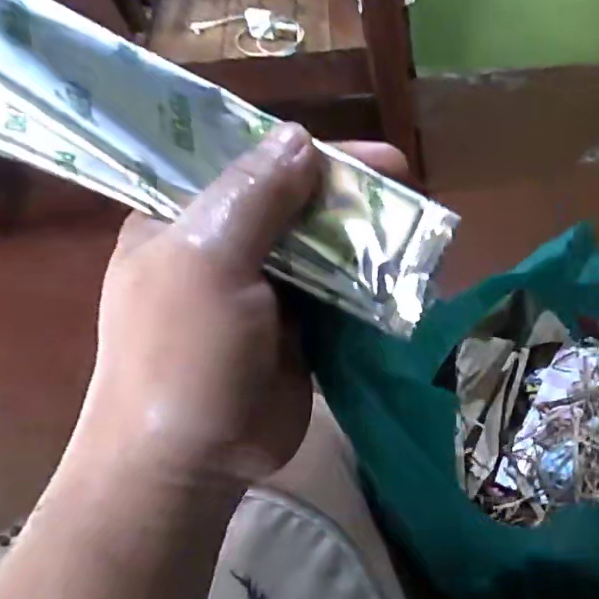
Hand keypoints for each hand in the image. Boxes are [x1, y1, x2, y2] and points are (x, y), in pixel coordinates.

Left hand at [80, 124, 408, 485]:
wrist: (194, 460)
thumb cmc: (186, 354)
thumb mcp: (209, 261)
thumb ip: (255, 198)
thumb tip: (302, 138)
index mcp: (184, 221)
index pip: (248, 165)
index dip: (307, 151)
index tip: (367, 153)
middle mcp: (225, 251)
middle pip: (293, 205)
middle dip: (347, 194)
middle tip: (405, 182)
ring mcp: (265, 295)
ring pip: (322, 251)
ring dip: (365, 239)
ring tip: (415, 227)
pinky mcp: (298, 334)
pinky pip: (338, 296)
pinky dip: (369, 284)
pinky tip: (403, 273)